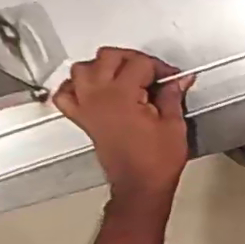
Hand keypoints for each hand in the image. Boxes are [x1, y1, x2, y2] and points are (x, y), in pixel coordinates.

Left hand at [53, 47, 192, 211]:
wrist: (140, 187)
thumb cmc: (155, 163)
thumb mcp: (173, 124)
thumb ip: (173, 95)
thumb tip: (178, 80)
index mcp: (122, 95)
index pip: (140, 63)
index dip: (159, 67)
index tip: (171, 76)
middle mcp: (99, 97)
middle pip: (109, 56)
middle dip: (133, 59)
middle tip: (151, 72)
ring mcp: (87, 107)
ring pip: (83, 69)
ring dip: (102, 66)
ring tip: (123, 75)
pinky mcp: (83, 120)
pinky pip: (66, 95)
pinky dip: (74, 87)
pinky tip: (91, 88)